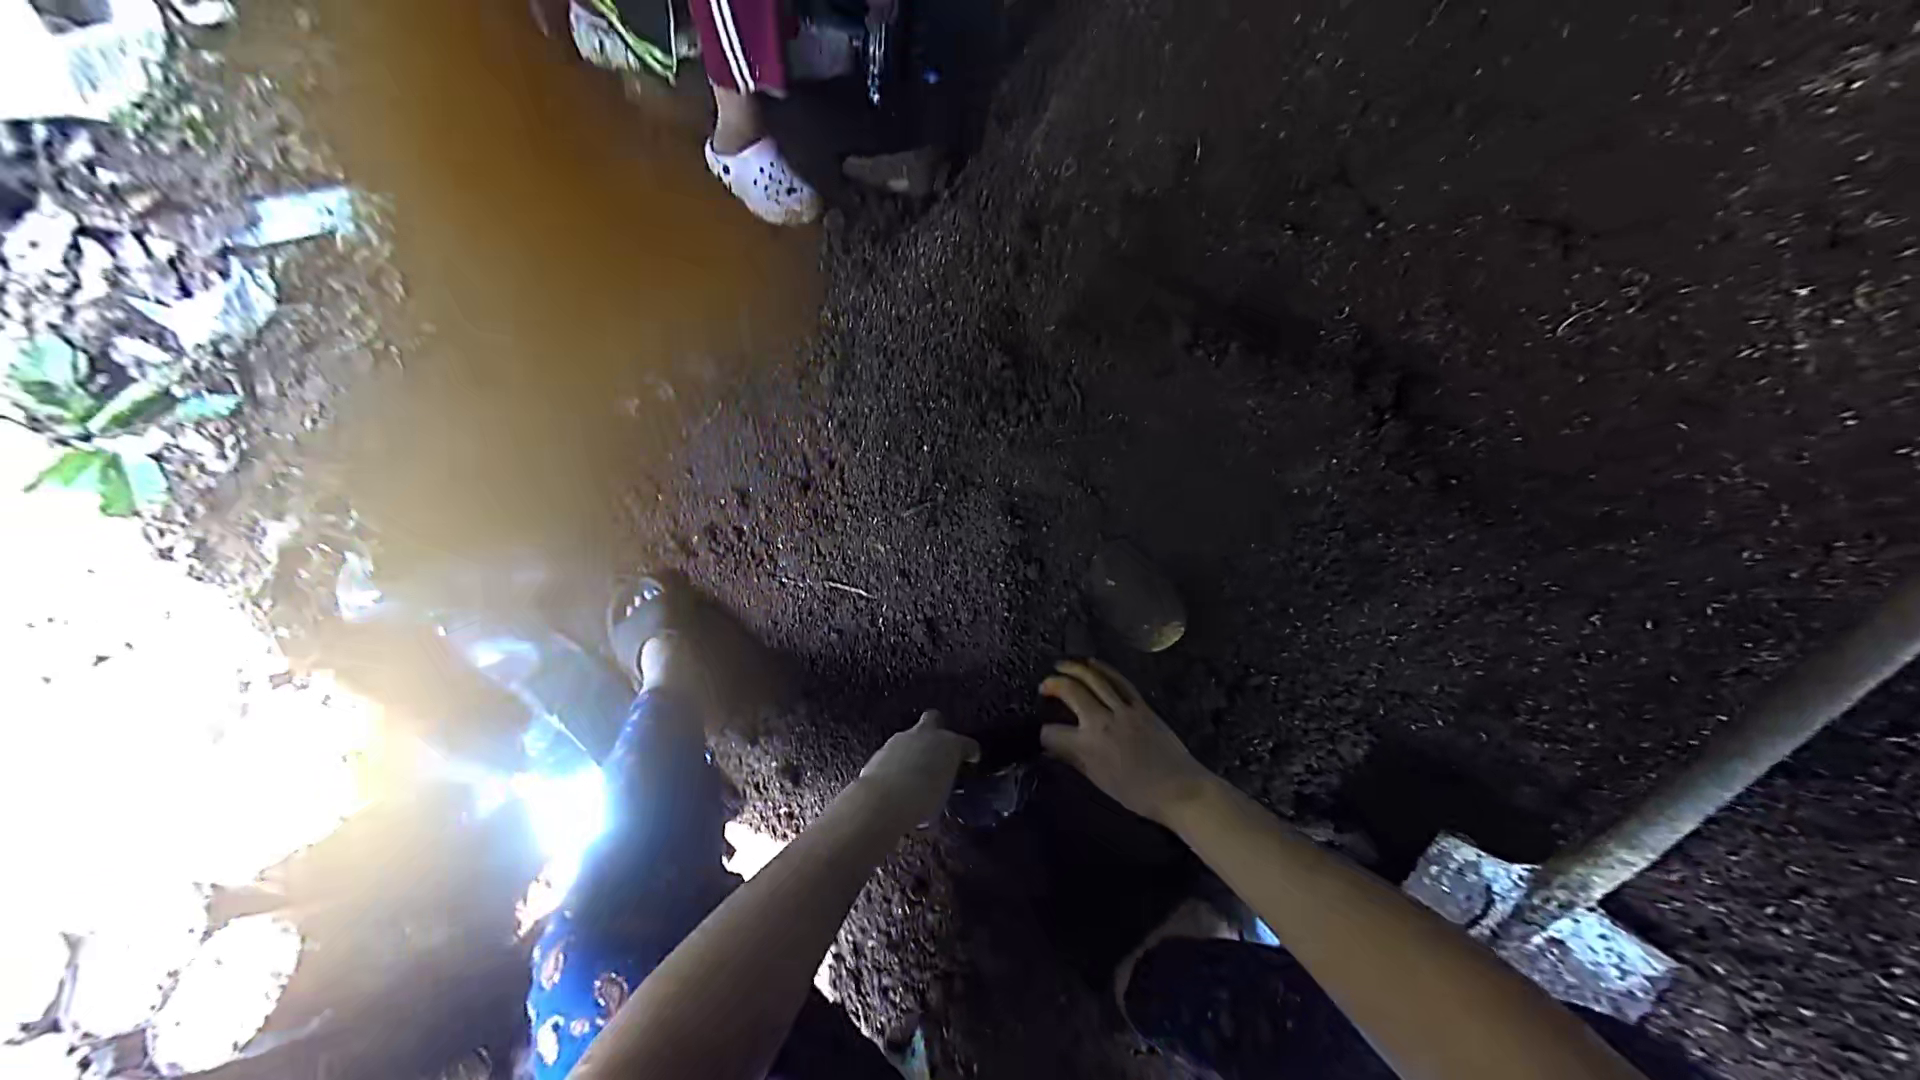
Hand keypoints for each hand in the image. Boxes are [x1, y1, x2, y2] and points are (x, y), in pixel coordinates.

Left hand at [857, 711, 980, 825]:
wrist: (884, 800)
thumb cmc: (923, 802)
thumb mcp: (941, 801)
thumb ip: (941, 792)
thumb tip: (940, 807)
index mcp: (950, 745)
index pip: (968, 744)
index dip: (970, 752)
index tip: (971, 759)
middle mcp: (927, 735)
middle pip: (934, 719)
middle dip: (937, 729)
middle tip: (938, 748)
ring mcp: (902, 739)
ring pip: (911, 735)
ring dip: (914, 748)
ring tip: (913, 771)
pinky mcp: (882, 749)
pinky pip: (894, 751)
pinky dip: (897, 760)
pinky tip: (895, 778)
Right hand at [1040, 659, 1213, 823]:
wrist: (1179, 788)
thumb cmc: (1138, 793)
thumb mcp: (1099, 781)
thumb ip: (1074, 759)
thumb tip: (1052, 749)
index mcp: (1089, 746)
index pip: (1053, 733)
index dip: (1043, 734)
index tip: (1044, 735)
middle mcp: (1102, 722)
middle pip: (1071, 692)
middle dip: (1053, 685)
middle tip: (1044, 686)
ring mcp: (1123, 710)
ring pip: (1094, 679)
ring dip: (1074, 668)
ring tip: (1061, 665)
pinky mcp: (1141, 705)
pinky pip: (1119, 681)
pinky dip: (1103, 669)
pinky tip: (1092, 663)